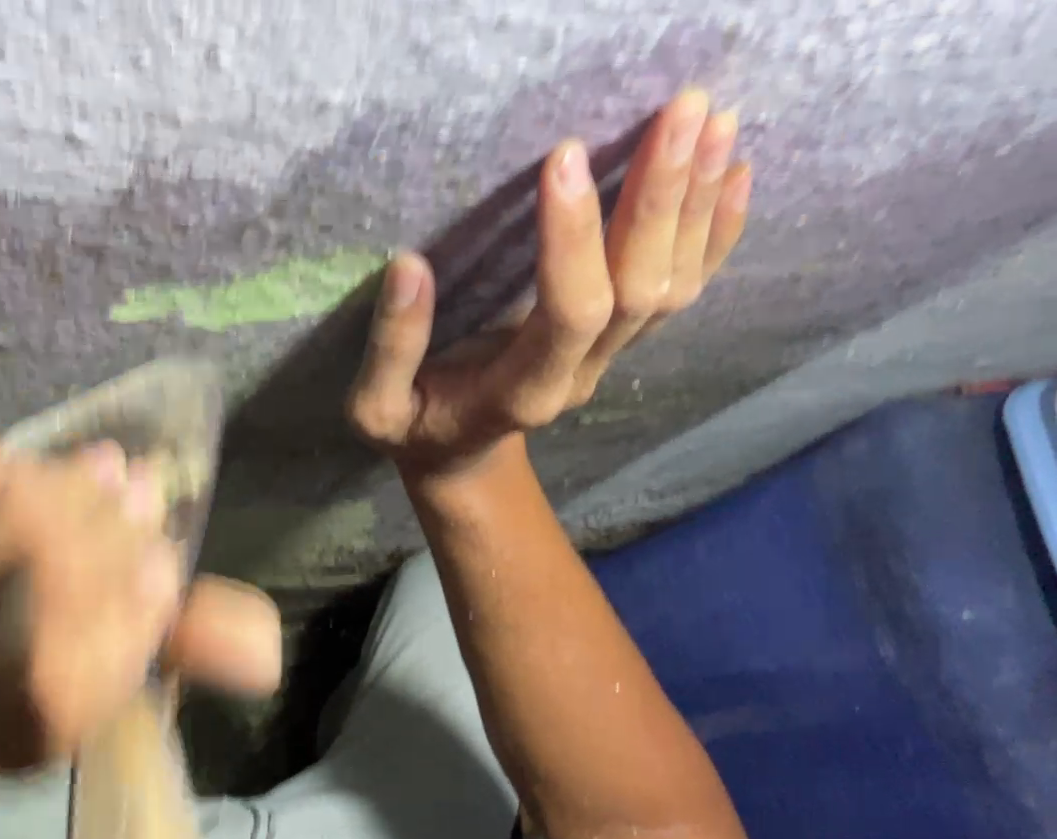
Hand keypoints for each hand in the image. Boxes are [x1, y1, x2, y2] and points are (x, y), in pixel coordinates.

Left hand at [0, 433, 282, 770]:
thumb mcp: (121, 685)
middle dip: (110, 530)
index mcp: (24, 730)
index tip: (165, 563)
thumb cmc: (48, 687)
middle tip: (143, 490)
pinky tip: (8, 453)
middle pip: (48, 580)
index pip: (82, 666)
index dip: (132, 608)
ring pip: (2, 533)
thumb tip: (263, 650)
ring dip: (62, 491)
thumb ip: (186, 659)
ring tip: (104, 466)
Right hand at [349, 87, 750, 482]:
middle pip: (641, 289)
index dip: (573, 238)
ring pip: (673, 285)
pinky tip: (734, 173)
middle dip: (661, 199)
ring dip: (696, 202)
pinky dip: (715, 231)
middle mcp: (580, 375)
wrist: (457, 457)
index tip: (563, 158)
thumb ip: (389, 349)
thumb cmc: (411, 430)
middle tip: (680, 110)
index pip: (569, 312)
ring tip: (712, 121)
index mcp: (520, 392)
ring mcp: (608, 360)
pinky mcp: (617, 343)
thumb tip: (408, 265)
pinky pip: (682, 290)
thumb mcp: (374, 410)